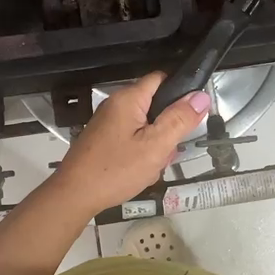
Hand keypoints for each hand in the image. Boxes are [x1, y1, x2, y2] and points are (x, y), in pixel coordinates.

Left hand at [41, 72, 211, 215]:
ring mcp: (107, 123)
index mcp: (128, 99)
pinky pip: (132, 139)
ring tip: (155, 166)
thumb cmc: (116, 169)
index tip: (194, 112)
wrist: (74, 195)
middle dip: (168, 127)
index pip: (161, 78)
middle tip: (171, 150)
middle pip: (154, 104)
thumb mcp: (156, 146)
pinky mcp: (103, 140)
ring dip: (155, 144)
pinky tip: (141, 172)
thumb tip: (201, 96)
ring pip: (145, 126)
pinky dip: (141, 153)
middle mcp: (116, 105)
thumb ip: (179, 120)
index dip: (181, 90)